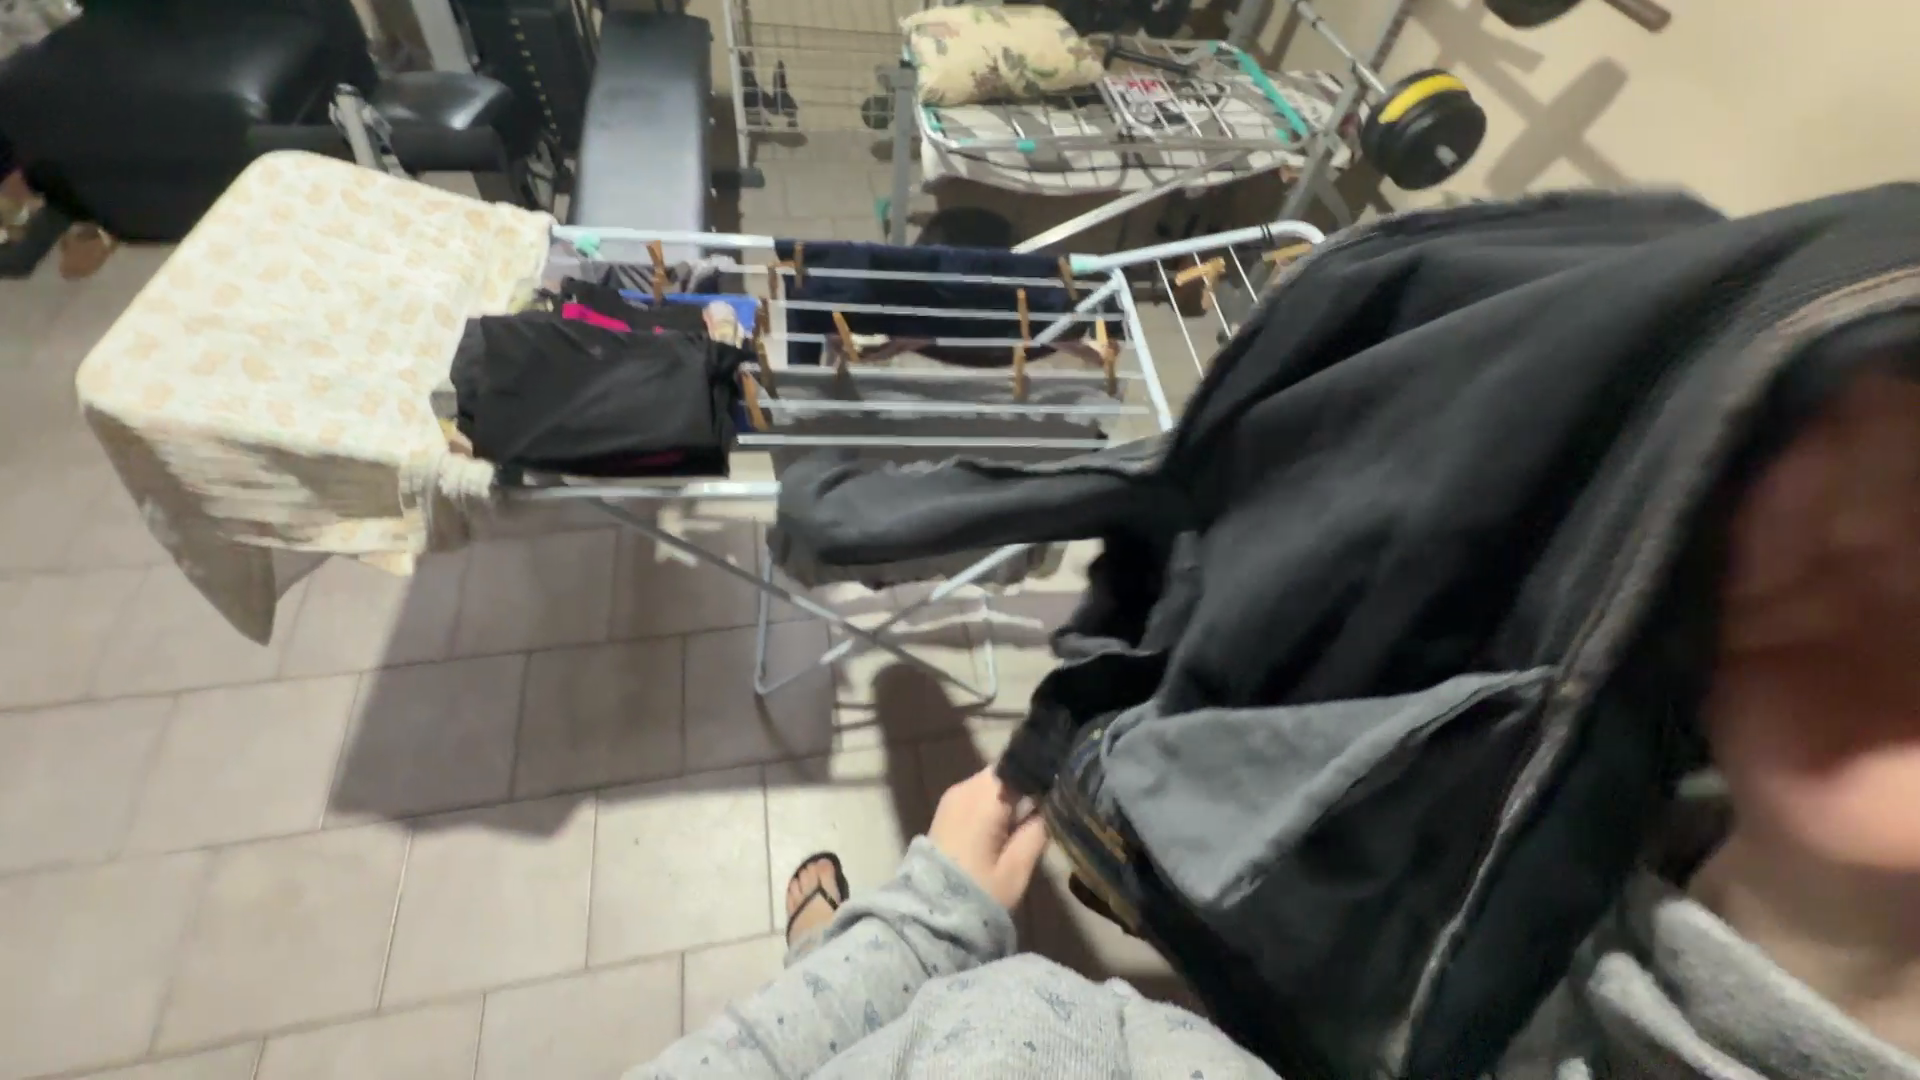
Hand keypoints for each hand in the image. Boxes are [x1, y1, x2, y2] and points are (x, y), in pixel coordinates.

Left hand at [928, 767, 1049, 909]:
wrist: (931, 915)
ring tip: (1028, 822)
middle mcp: (965, 787)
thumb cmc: (980, 892)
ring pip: (991, 784)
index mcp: (985, 796)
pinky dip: (993, 805)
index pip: (1018, 766)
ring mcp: (952, 797)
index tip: (1059, 790)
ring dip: (1009, 797)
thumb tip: (1051, 806)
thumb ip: (1037, 831)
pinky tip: (1004, 829)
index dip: (1039, 775)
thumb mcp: (1017, 868)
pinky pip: (977, 795)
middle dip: (1025, 788)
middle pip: (1004, 773)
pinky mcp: (946, 810)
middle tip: (1047, 812)